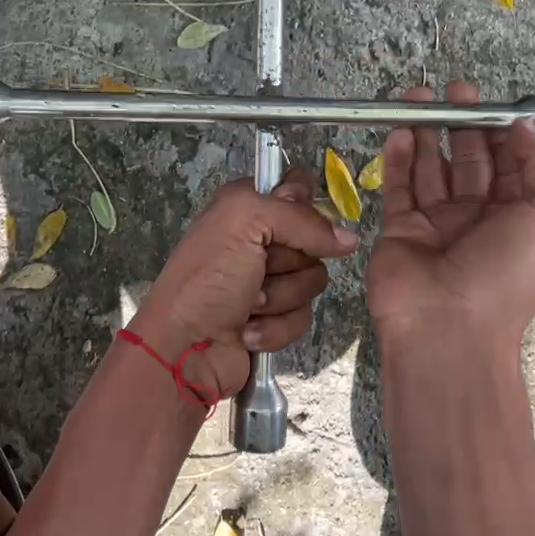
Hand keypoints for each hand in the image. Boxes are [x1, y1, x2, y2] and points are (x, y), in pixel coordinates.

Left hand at [129, 171, 356, 399]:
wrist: (185, 348)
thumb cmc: (209, 276)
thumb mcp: (246, 222)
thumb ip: (302, 218)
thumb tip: (349, 240)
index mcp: (247, 203)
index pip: (299, 186)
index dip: (304, 206)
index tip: (292, 223)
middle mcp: (259, 237)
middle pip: (314, 239)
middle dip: (289, 260)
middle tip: (259, 269)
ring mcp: (269, 279)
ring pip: (313, 279)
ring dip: (280, 296)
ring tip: (249, 304)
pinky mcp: (276, 317)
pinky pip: (304, 315)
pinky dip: (276, 326)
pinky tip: (249, 330)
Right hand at [366, 81, 534, 348]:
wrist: (447, 331)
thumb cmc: (506, 275)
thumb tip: (522, 127)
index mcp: (518, 217)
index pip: (511, 163)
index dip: (503, 130)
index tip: (492, 101)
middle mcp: (479, 218)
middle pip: (469, 159)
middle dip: (463, 122)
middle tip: (453, 89)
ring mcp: (437, 223)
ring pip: (430, 167)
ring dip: (426, 131)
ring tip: (417, 97)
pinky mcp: (400, 229)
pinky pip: (399, 187)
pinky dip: (398, 157)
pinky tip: (400, 131)